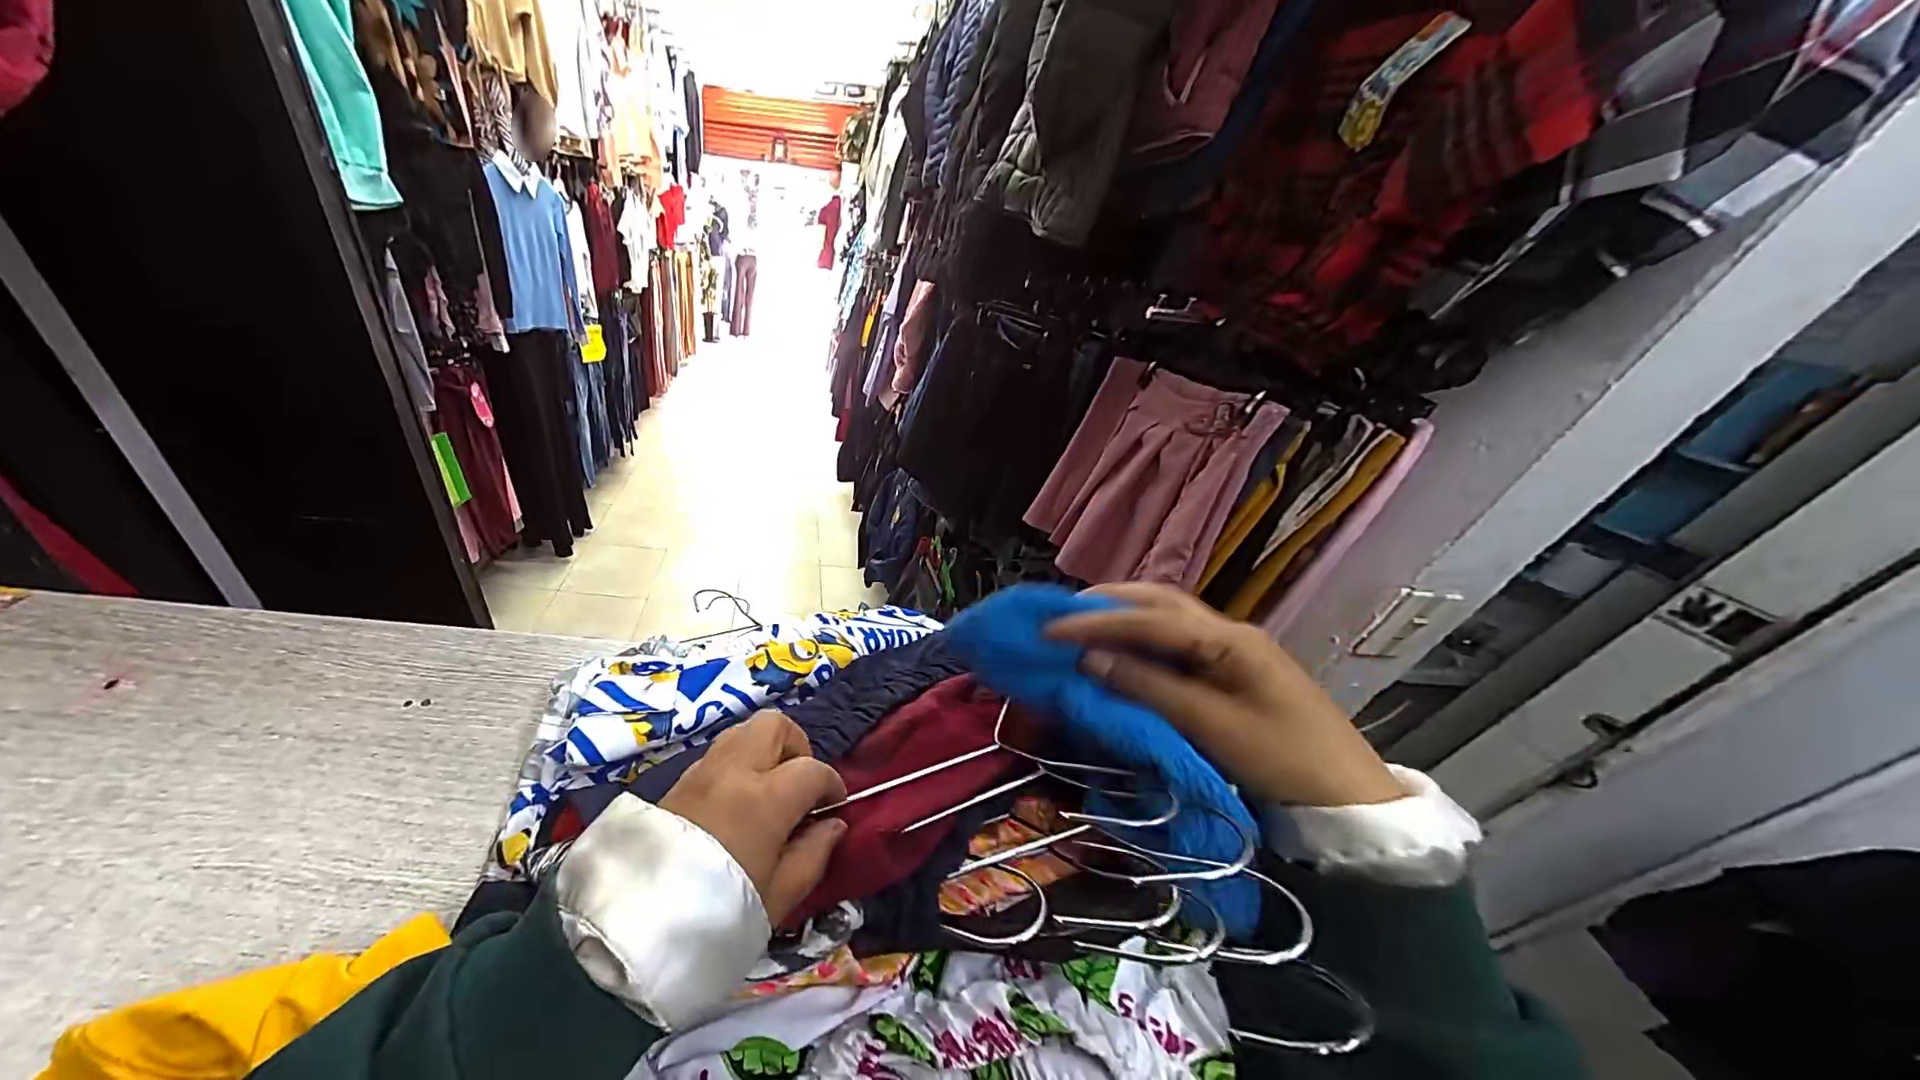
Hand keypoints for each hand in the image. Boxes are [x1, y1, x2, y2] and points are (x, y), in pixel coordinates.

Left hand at [660, 710, 848, 925]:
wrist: (631, 934)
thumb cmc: (718, 916)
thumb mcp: (779, 896)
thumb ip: (813, 854)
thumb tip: (833, 825)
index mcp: (765, 798)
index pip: (813, 769)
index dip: (831, 784)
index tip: (833, 807)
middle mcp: (733, 772)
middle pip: (774, 725)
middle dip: (796, 746)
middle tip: (799, 785)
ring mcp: (701, 774)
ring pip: (742, 732)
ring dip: (764, 751)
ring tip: (769, 789)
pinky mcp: (676, 784)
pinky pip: (718, 755)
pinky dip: (737, 765)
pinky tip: (737, 802)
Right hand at [1045, 583, 1404, 807]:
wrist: (1348, 798)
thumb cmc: (1282, 760)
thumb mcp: (1211, 726)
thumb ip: (1150, 687)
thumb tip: (1091, 659)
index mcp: (1228, 639)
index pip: (1150, 618)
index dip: (1097, 622)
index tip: (1050, 629)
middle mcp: (1228, 631)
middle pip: (1160, 601)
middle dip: (1109, 603)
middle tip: (1062, 614)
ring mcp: (1232, 648)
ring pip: (1168, 617)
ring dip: (1124, 617)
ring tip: (1082, 626)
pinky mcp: (1231, 670)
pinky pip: (1176, 643)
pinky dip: (1141, 642)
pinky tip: (1120, 652)